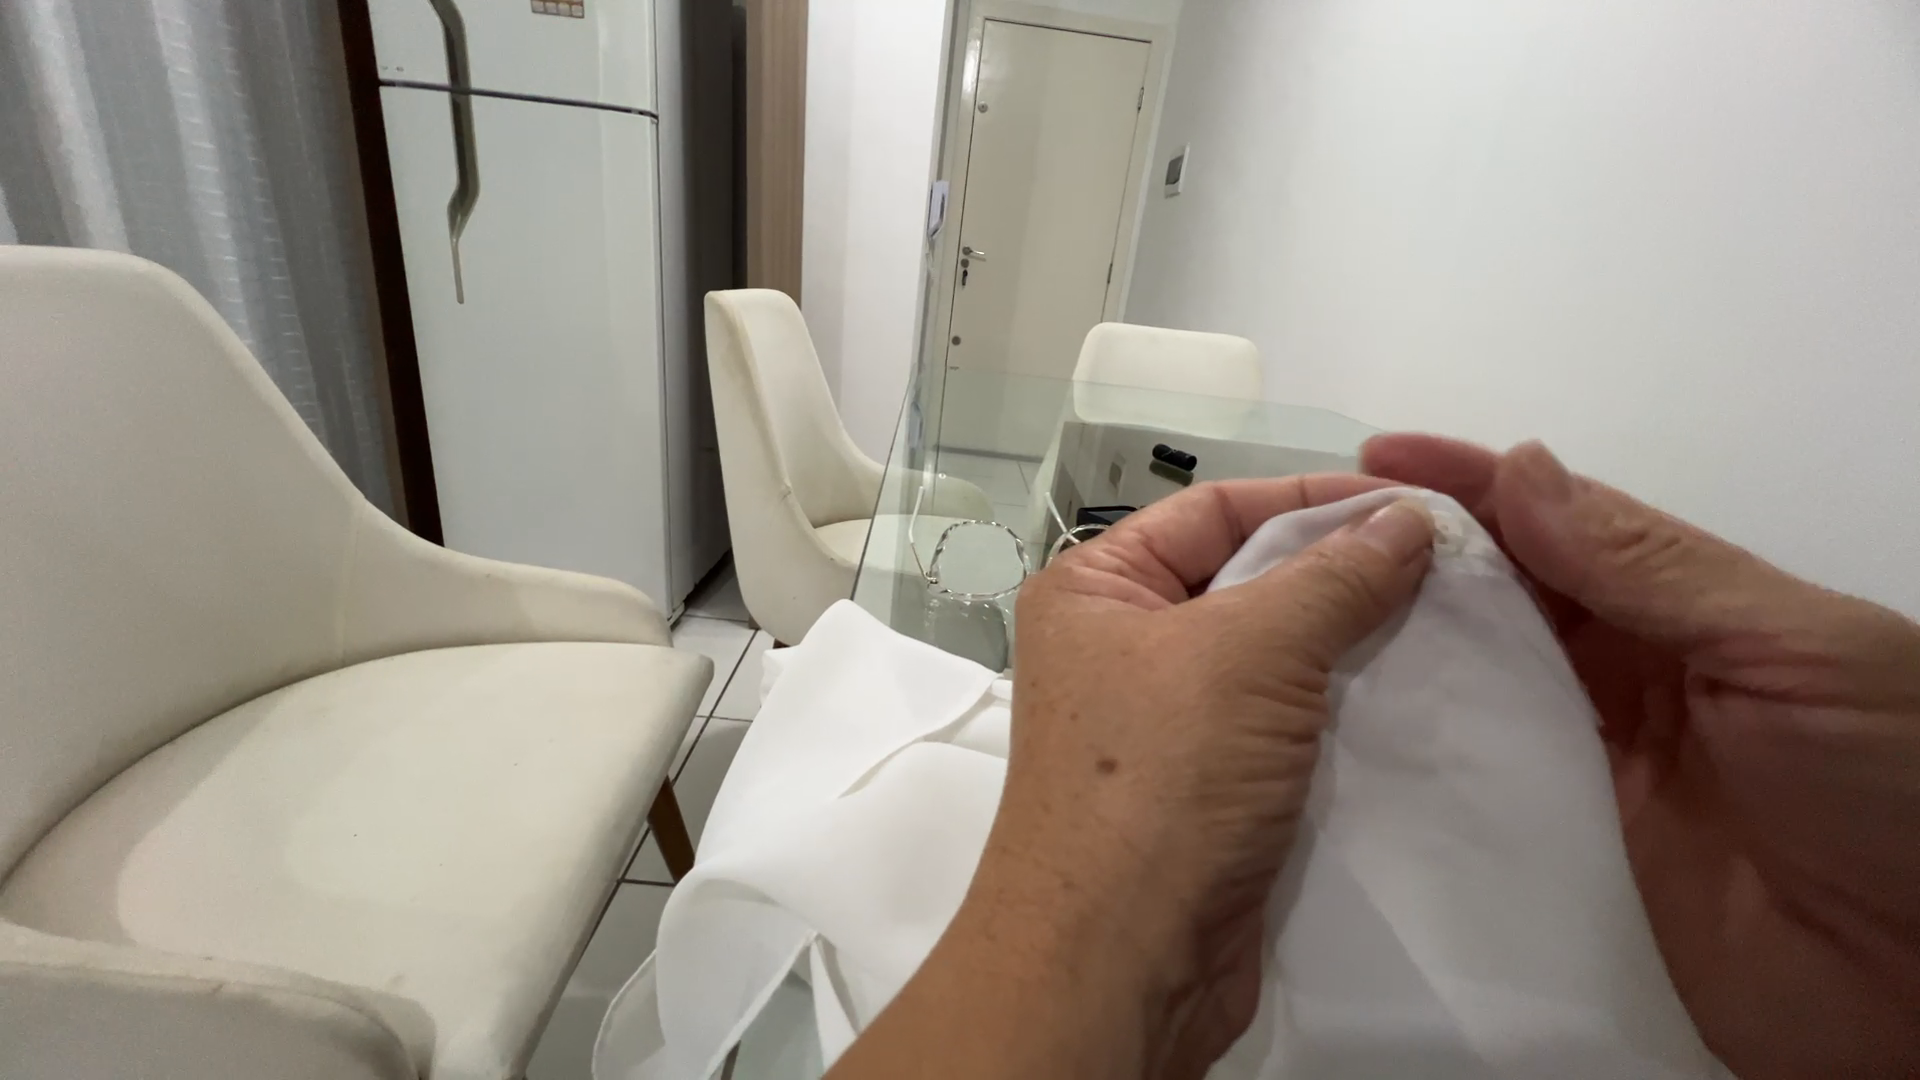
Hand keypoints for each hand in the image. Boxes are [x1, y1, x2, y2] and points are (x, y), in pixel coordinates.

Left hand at [829, 475, 1436, 1079]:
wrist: (1120, 954)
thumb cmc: (1162, 776)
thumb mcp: (1248, 652)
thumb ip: (1331, 578)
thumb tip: (1405, 518)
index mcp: (1094, 586)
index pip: (1211, 511)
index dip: (1309, 498)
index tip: (1409, 500)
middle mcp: (1117, 638)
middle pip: (1240, 575)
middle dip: (1335, 566)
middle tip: (1445, 558)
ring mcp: (1159, 709)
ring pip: (1264, 646)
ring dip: (1344, 634)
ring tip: (1446, 615)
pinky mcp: (1200, 771)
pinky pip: (1274, 711)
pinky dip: (1333, 698)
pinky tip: (1409, 687)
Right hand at [1364, 435, 1919, 1079]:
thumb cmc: (1893, 791)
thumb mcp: (1796, 651)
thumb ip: (1651, 565)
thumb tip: (1518, 468)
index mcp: (1661, 601)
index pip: (1539, 521)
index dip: (1458, 480)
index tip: (1370, 458)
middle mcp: (1595, 658)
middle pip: (1478, 586)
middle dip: (1400, 548)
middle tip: (1307, 534)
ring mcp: (1556, 736)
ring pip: (1451, 662)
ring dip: (1383, 631)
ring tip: (1298, 609)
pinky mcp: (1529, 814)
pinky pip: (1451, 752)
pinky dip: (1397, 724)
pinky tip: (1332, 707)